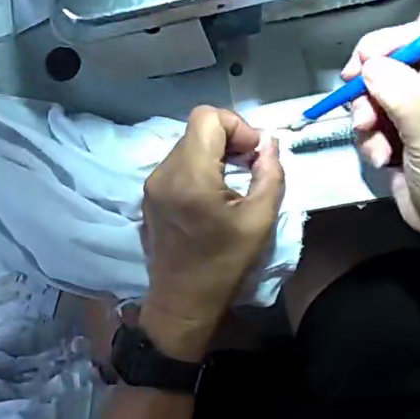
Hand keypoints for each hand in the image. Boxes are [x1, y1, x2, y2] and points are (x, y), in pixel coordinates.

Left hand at [139, 107, 285, 360]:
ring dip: (214, 153)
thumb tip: (268, 144)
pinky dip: (200, 167)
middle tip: (250, 167)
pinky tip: (213, 194)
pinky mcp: (150, 194)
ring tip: (234, 181)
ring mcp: (152, 183)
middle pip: (197, 129)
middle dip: (229, 139)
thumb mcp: (260, 219)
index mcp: (190, 175)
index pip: (207, 117)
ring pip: (187, 144)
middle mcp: (164, 172)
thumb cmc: (225, 263)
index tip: (254, 156)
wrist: (184, 301)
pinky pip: (177, 163)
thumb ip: (270, 174)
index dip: (237, 127)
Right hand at [345, 21, 419, 263]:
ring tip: (369, 135)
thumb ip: (402, 92)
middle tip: (351, 87)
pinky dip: (373, 135)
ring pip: (387, 89)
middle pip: (408, 61)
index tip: (369, 52)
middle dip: (378, 82)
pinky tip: (380, 157)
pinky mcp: (412, 130)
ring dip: (371, 113)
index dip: (404, 39)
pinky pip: (380, 116)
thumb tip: (370, 64)